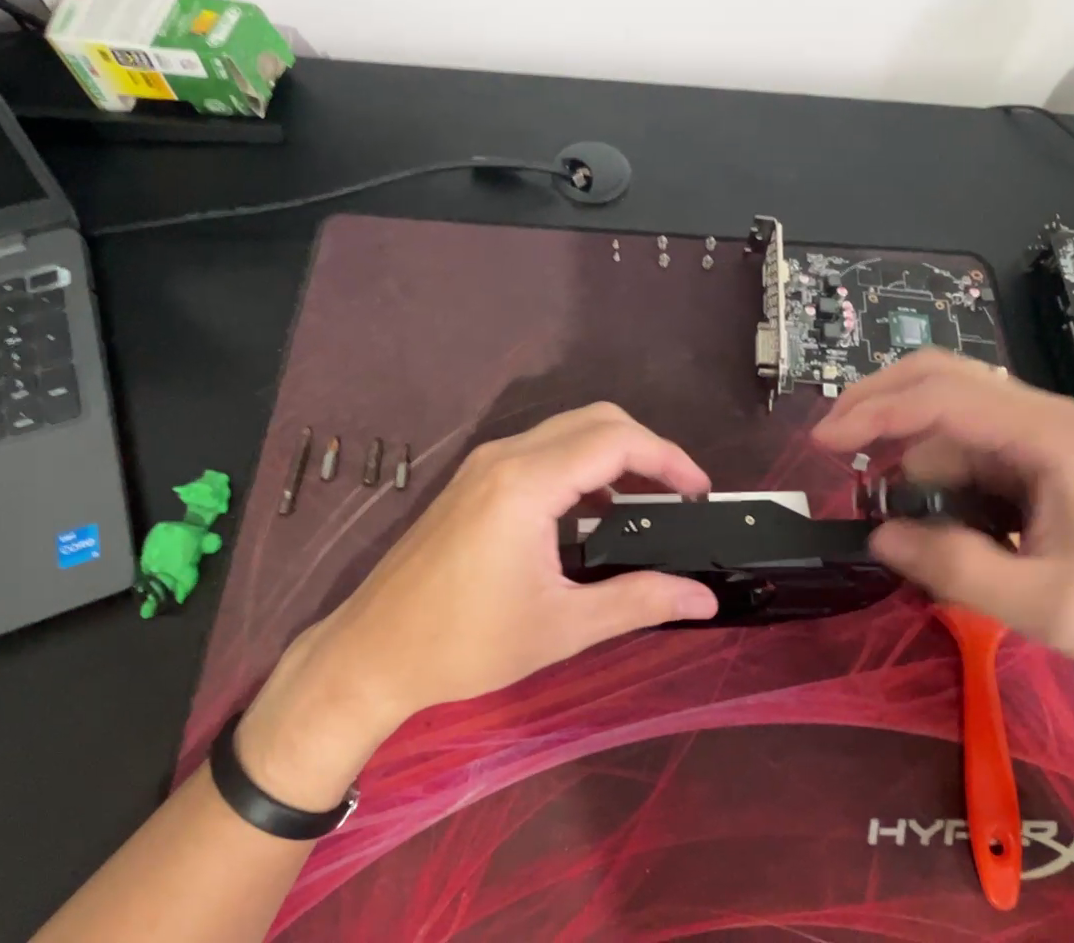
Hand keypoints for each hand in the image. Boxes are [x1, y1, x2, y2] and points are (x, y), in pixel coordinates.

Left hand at [237, 404, 718, 803]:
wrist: (372, 653)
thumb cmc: (466, 643)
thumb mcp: (562, 626)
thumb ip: (638, 602)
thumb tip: (701, 599)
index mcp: (527, 484)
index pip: (616, 441)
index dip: (669, 458)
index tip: (700, 492)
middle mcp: (504, 458)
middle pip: (595, 420)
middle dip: (646, 448)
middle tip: (678, 494)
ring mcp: (483, 466)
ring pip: (565, 431)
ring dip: (612, 454)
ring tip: (644, 503)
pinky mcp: (472, 482)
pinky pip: (540, 451)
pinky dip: (579, 466)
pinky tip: (592, 512)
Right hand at [812, 350, 1073, 678]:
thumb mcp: (1040, 603)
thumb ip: (953, 567)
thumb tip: (878, 534)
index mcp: (1054, 437)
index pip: (946, 399)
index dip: (877, 413)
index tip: (823, 443)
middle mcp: (1047, 420)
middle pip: (945, 378)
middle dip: (879, 402)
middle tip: (829, 441)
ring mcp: (1044, 438)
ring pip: (949, 414)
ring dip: (902, 444)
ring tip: (869, 494)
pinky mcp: (1039, 461)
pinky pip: (966, 447)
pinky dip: (928, 467)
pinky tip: (912, 504)